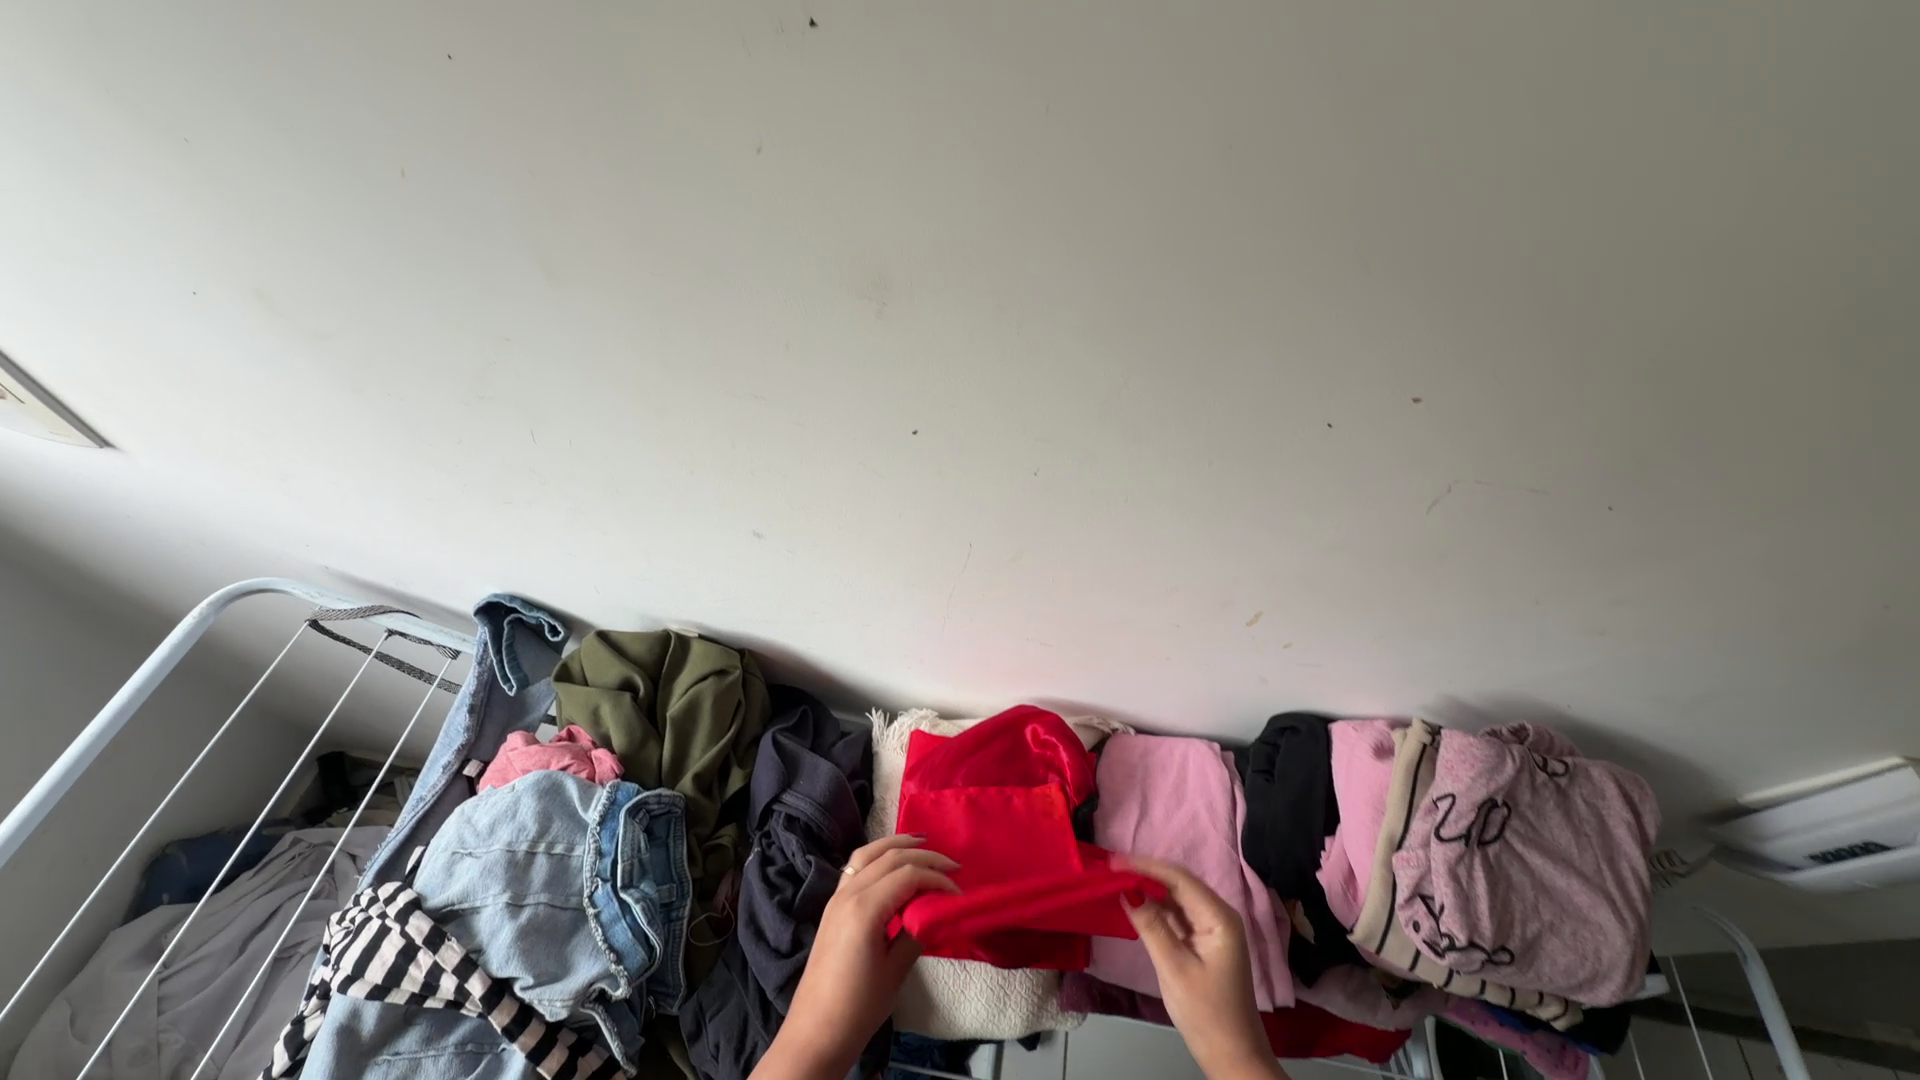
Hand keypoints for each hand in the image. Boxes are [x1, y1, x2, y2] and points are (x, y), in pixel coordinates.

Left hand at [754, 834, 959, 1079]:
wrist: (815, 1031)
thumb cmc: (858, 1006)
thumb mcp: (895, 971)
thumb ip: (915, 933)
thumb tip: (934, 912)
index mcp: (864, 908)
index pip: (907, 875)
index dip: (936, 878)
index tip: (959, 892)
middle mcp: (848, 893)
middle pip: (890, 857)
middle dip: (924, 856)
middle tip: (951, 865)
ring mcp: (836, 897)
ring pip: (868, 854)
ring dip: (896, 845)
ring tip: (922, 843)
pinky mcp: (832, 906)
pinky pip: (855, 867)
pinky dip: (877, 856)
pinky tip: (892, 863)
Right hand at [1120, 856, 1286, 1079]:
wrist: (1232, 1057)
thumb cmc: (1206, 1014)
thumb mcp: (1174, 968)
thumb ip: (1150, 925)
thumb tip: (1125, 890)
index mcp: (1219, 917)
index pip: (1179, 878)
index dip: (1145, 866)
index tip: (1113, 861)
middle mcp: (1218, 915)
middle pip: (1178, 884)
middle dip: (1144, 873)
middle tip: (1109, 868)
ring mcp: (1211, 928)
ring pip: (1176, 898)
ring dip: (1147, 889)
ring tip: (1115, 880)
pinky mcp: (1202, 942)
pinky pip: (1176, 915)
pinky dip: (1155, 908)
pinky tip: (1134, 904)